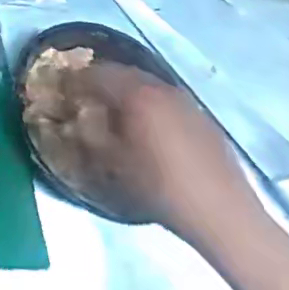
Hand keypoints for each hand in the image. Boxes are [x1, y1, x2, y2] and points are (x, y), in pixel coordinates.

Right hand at [33, 61, 252, 233]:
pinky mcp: (204, 119)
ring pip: (147, 84)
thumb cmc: (161, 188)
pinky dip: (150, 104)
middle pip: (121, 72)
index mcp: (135, 93)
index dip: (74, 81)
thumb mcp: (113, 163)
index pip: (94, 73)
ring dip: (126, 91)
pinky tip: (150, 128)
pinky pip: (167, 100)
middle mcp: (160, 88)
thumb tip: (78, 117)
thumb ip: (89, 133)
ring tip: (116, 112)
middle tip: (86, 98)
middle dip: (100, 81)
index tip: (63, 93)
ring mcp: (186, 102)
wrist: (225, 217)